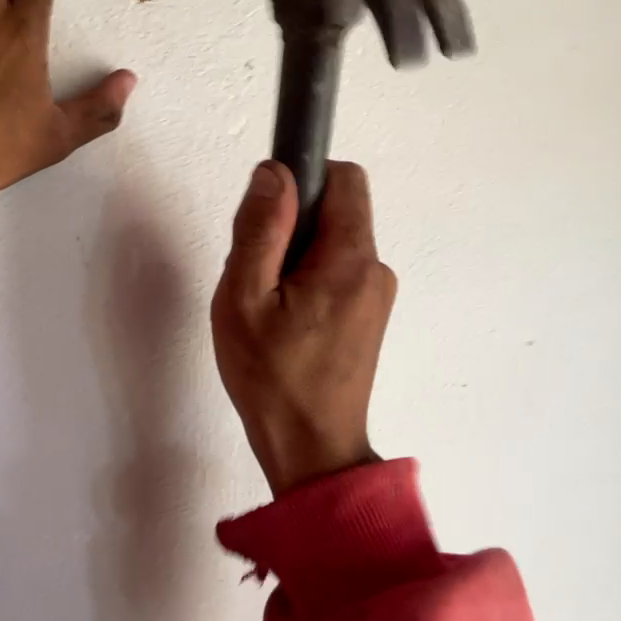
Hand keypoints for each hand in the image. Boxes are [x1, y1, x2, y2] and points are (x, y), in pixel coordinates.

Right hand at [210, 161, 397, 495]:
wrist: (309, 449)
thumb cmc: (271, 374)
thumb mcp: (244, 296)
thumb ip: (260, 229)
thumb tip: (273, 171)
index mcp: (351, 257)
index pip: (344, 177)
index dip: (302, 176)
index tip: (265, 212)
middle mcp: (375, 268)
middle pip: (333, 212)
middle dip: (287, 226)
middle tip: (252, 276)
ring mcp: (375, 296)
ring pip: (327, 245)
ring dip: (290, 259)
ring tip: (263, 307)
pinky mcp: (367, 317)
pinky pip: (332, 274)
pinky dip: (302, 282)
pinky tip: (280, 324)